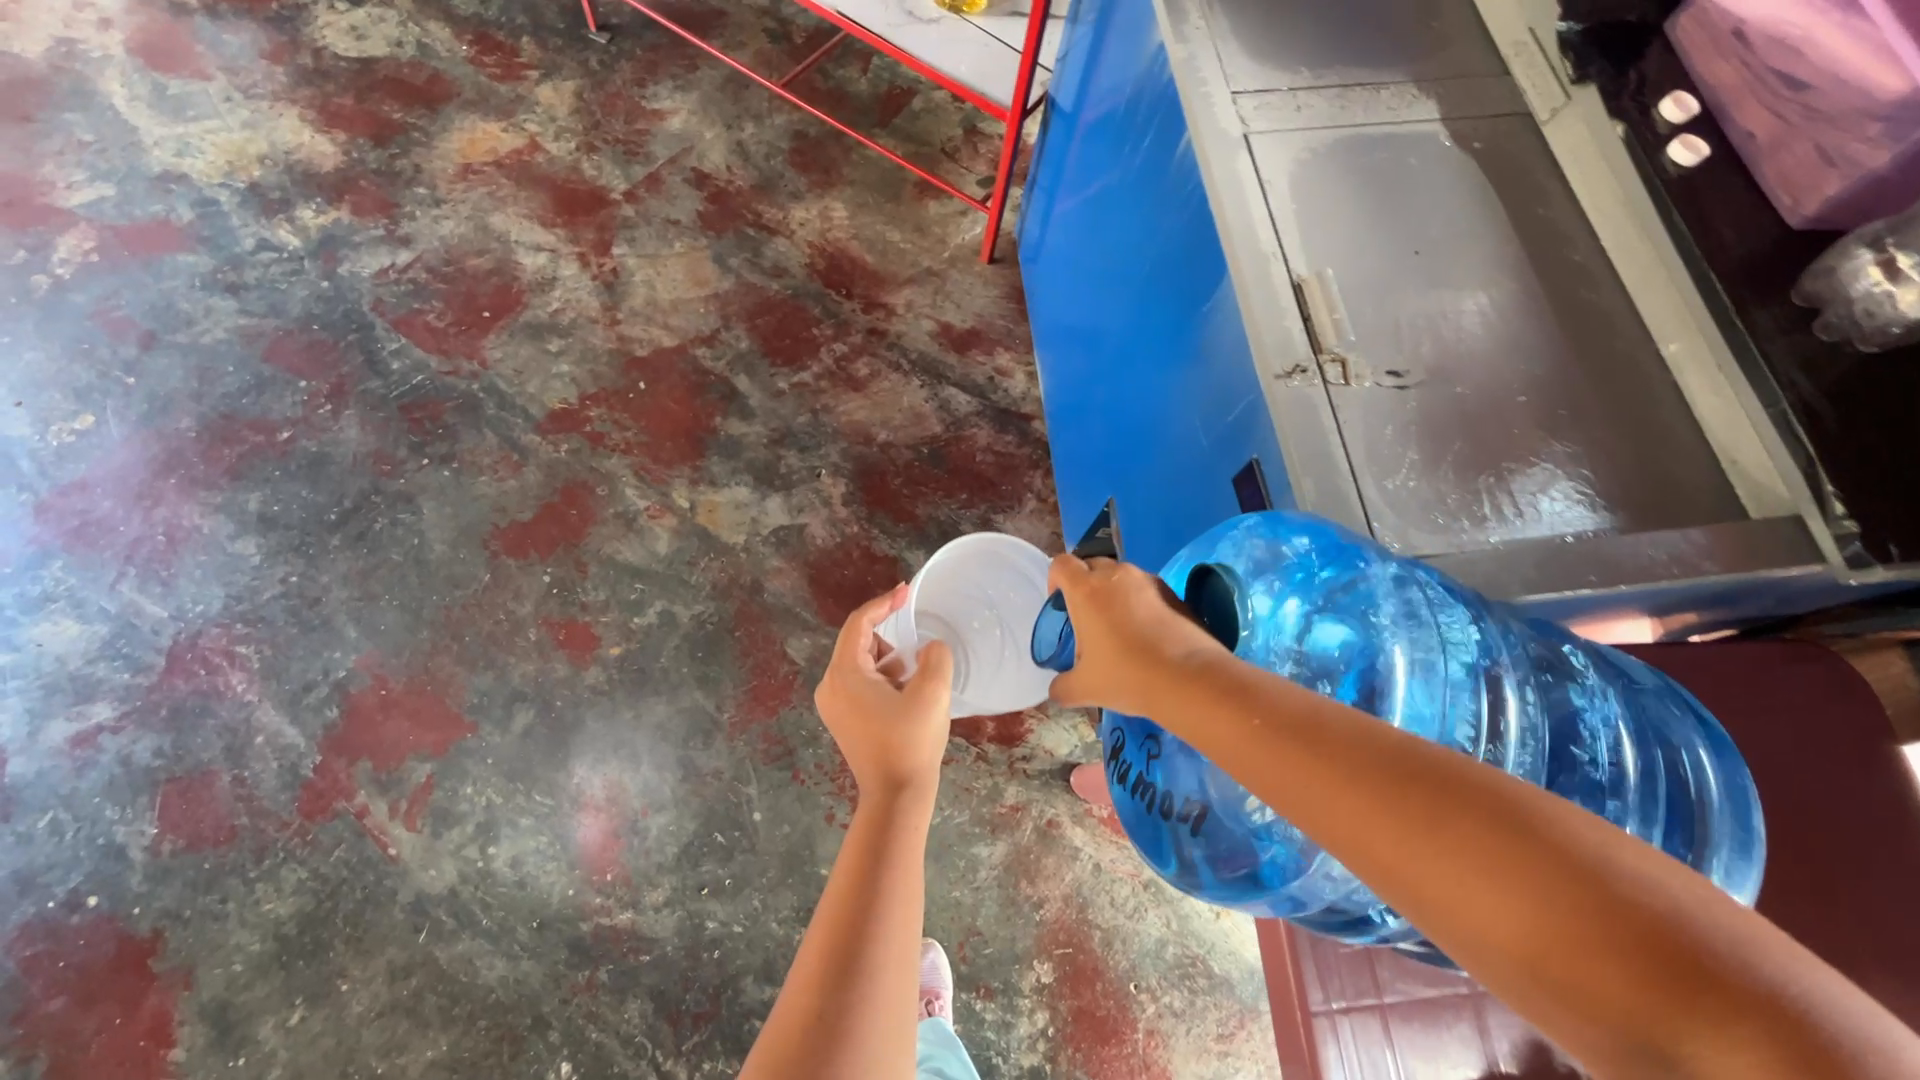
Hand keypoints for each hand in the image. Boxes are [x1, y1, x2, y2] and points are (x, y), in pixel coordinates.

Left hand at [813, 584, 954, 802]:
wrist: (896, 796)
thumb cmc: (911, 742)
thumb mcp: (932, 692)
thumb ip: (934, 656)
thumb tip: (929, 648)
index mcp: (843, 673)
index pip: (859, 623)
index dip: (884, 604)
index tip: (907, 592)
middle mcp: (830, 686)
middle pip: (860, 644)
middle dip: (892, 642)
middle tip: (920, 657)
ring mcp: (834, 706)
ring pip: (864, 666)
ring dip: (892, 665)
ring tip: (917, 687)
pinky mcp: (843, 721)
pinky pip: (863, 685)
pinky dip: (885, 682)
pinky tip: (908, 701)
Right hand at [1046, 555, 1229, 715]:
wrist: (1189, 679)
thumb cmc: (1127, 676)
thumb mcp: (1084, 689)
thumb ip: (1061, 686)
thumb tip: (1056, 689)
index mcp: (1086, 590)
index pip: (1061, 564)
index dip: (1055, 579)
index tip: (1059, 603)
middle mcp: (1116, 576)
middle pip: (1092, 565)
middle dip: (1085, 585)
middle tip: (1088, 619)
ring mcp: (1148, 581)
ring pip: (1122, 577)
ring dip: (1115, 593)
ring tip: (1120, 628)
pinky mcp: (1174, 592)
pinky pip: (1147, 589)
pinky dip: (1141, 603)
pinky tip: (1148, 634)